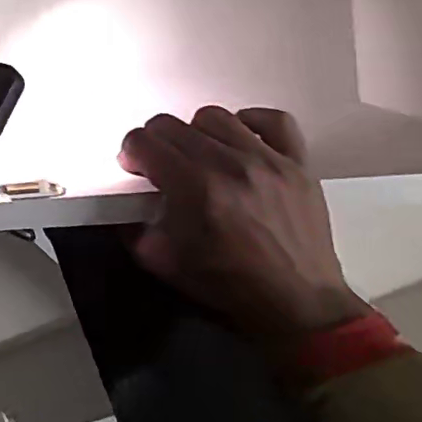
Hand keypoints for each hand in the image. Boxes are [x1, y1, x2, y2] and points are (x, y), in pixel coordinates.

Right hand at [120, 106, 369, 340]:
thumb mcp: (160, 260)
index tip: (135, 168)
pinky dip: (250, 123)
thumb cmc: (227, 283)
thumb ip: (131, 224)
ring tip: (199, 154)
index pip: (142, 141)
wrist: (298, 304)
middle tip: (160, 164)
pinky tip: (239, 141)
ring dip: (195, 132)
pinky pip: (273, 121)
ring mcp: (268, 161)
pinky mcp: (298, 165)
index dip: (130, 153)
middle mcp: (229, 166)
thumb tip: (122, 200)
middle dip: (154, 142)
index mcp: (194, 188)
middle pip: (170, 124)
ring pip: (213, 117)